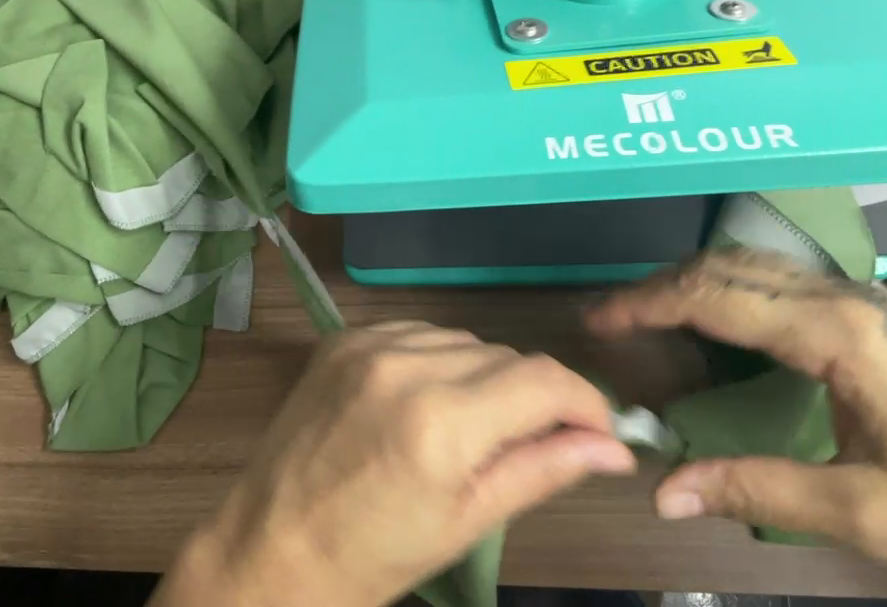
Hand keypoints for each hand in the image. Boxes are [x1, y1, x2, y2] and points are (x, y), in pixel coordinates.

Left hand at [153, 321, 635, 606]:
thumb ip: (542, 469)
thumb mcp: (467, 520)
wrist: (273, 540)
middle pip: (505, 356)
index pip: (543, 380)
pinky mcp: (342, 338)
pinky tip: (428, 397)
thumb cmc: (374, 553)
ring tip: (472, 425)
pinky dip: (438, 359)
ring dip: (485, 375)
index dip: (585, 402)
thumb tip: (614, 448)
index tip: (598, 432)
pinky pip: (417, 332)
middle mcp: (406, 365)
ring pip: (464, 340)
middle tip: (533, 441)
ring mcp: (367, 344)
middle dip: (533, 396)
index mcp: (442, 421)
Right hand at [587, 250, 886, 604]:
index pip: (714, 298)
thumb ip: (757, 490)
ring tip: (646, 316)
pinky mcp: (870, 311)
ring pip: (750, 266)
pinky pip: (777, 281)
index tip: (596, 320)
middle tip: (608, 320)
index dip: (646, 304)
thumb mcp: (866, 512)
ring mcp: (859, 298)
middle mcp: (840, 298)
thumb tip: (664, 494)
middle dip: (658, 288)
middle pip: (725, 269)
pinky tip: (711, 318)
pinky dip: (724, 289)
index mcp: (835, 335)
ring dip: (690, 283)